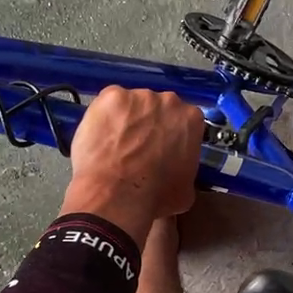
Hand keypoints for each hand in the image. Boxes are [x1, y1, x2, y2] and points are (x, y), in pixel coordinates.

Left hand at [62, 86, 203, 238]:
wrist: (116, 195)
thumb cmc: (154, 196)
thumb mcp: (186, 190)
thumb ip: (186, 169)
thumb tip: (179, 172)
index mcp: (191, 120)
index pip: (184, 120)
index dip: (171, 134)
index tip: (162, 146)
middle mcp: (169, 101)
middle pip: (158, 107)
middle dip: (150, 123)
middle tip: (137, 146)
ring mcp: (138, 96)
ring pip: (132, 104)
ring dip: (126, 119)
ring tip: (115, 144)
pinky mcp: (111, 96)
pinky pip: (108, 102)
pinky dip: (104, 116)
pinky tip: (101, 137)